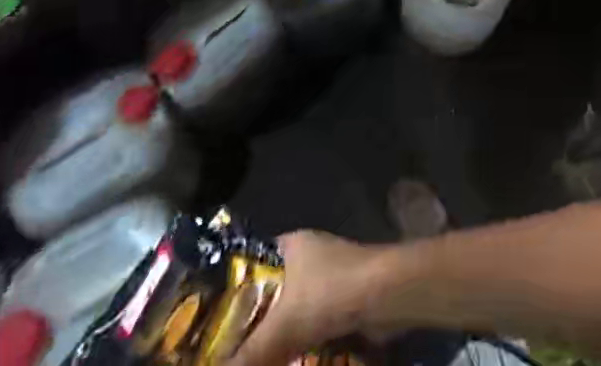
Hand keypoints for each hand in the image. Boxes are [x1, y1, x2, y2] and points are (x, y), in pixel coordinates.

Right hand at [228, 232, 382, 365]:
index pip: (251, 264)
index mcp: (291, 245)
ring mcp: (330, 279)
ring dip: (281, 337)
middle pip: (272, 293)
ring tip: (256, 361)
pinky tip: (288, 361)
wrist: (387, 295)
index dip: (232, 291)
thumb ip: (250, 353)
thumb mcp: (284, 325)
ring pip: (295, 312)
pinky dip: (303, 344)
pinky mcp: (346, 302)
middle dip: (256, 323)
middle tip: (232, 351)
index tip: (213, 319)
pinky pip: (315, 326)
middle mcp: (309, 257)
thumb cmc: (331, 292)